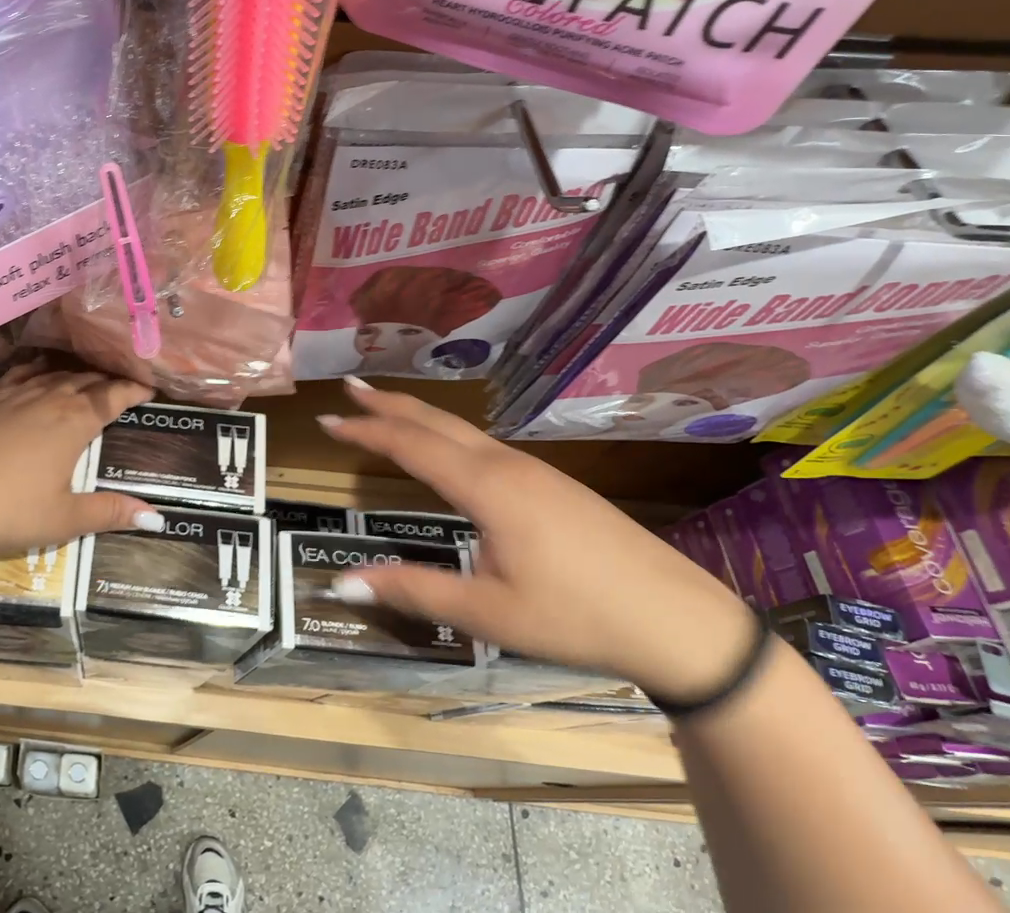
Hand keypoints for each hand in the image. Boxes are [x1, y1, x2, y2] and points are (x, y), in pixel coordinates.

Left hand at [0, 367, 161, 583]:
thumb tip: (157, 515)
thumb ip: (110, 512)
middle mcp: (47, 397)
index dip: (133, 390)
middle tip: (125, 384)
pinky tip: (39, 375)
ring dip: (77, 374)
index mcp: (74, 421)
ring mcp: (13, 395)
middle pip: (86, 379)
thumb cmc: (7, 511)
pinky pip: (21, 374)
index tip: (150, 388)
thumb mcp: (64, 519)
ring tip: (89, 378)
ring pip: (54, 374)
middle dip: (109, 380)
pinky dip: (40, 371)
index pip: (112, 396)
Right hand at [320, 378, 757, 701]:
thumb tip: (341, 583)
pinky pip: (486, 446)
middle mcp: (510, 468)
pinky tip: (448, 451)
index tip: (328, 419)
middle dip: (391, 404)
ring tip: (387, 411)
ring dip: (420, 417)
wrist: (681, 622)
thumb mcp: (486, 613)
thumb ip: (412, 591)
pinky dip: (449, 435)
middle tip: (351, 388)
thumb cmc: (576, 618)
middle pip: (439, 424)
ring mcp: (538, 474)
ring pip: (465, 432)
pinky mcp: (556, 487)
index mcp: (488, 489)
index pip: (412, 447)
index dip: (367, 431)